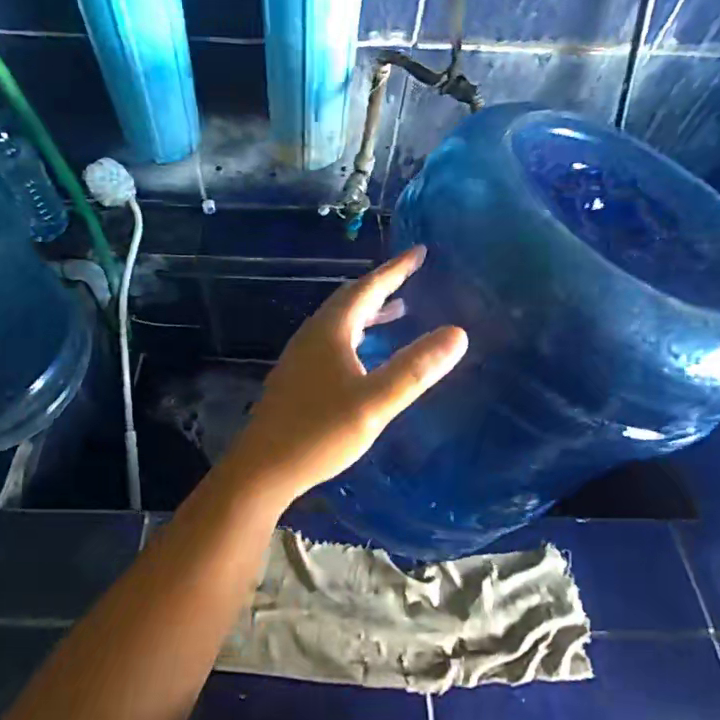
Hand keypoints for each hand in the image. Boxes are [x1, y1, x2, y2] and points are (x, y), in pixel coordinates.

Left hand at [220, 247, 468, 500]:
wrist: (262, 467)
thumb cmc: (319, 432)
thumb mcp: (374, 402)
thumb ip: (415, 369)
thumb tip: (457, 333)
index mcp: (330, 331)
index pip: (367, 288)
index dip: (395, 269)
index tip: (420, 251)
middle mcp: (312, 335)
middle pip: (350, 300)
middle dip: (382, 286)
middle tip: (411, 276)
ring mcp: (301, 355)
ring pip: (340, 321)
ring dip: (369, 311)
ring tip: (399, 310)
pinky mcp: (297, 376)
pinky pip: (333, 340)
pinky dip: (357, 334)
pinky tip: (365, 355)